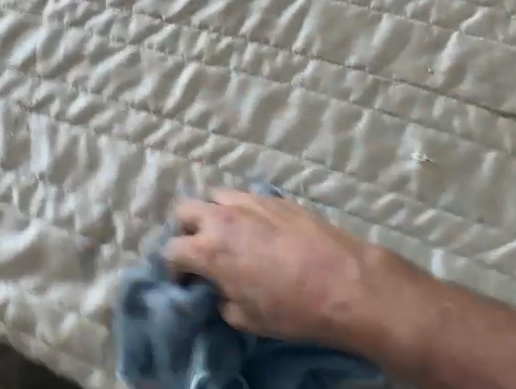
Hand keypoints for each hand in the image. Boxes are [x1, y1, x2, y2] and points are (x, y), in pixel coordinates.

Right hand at [164, 190, 421, 350]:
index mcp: (208, 250)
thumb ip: (224, 301)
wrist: (343, 282)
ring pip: (215, 196)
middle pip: (185, 210)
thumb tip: (222, 293)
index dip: (175, 268)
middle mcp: (221, 217)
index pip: (171, 250)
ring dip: (214, 214)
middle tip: (201, 250)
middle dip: (187, 230)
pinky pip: (245, 196)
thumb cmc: (292, 309)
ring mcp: (247, 201)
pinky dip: (242, 210)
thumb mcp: (249, 319)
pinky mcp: (273, 197)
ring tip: (229, 234)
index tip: (186, 281)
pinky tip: (259, 228)